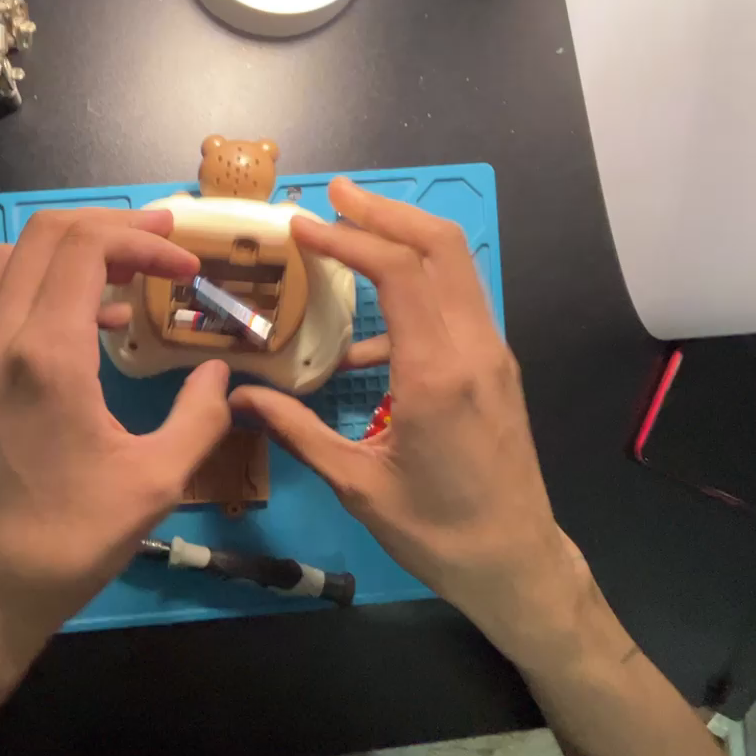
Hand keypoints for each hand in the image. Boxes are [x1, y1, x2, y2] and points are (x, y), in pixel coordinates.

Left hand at [0, 209, 231, 700]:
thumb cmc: (74, 537)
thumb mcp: (157, 482)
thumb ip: (200, 418)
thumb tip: (221, 377)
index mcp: (46, 354)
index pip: (86, 248)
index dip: (144, 242)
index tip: (188, 268)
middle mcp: (0, 339)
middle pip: (46, 236)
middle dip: (111, 229)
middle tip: (164, 245)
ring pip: (14, 259)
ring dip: (71, 251)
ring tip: (129, 275)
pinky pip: (2, 299)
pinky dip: (45, 285)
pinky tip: (92, 323)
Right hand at [230, 178, 593, 671]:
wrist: (514, 561)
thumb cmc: (434, 530)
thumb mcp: (356, 483)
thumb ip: (297, 431)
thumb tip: (241, 397)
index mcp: (437, 374)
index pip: (398, 273)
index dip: (348, 239)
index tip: (303, 225)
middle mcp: (473, 349)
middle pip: (439, 247)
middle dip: (385, 212)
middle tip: (334, 195)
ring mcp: (492, 354)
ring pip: (456, 268)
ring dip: (405, 238)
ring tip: (349, 234)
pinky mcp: (495, 367)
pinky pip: (455, 305)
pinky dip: (414, 289)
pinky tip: (367, 335)